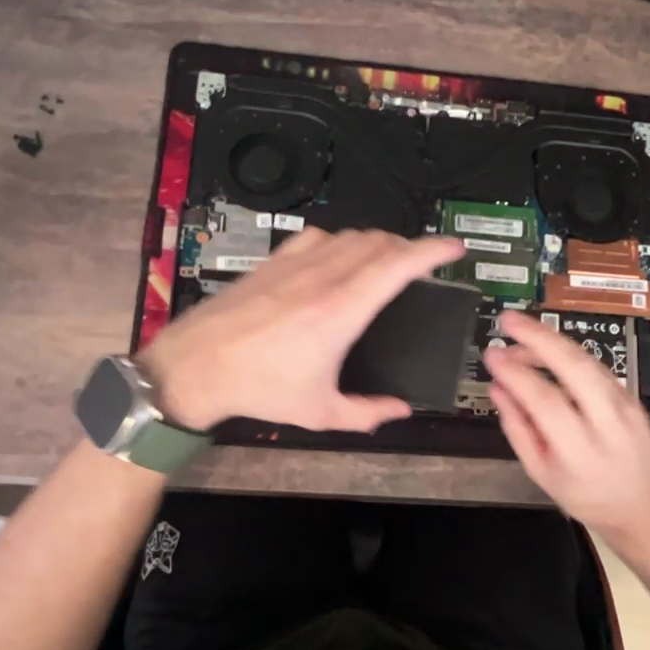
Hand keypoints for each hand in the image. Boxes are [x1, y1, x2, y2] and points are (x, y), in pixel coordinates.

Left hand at [138, 227, 464, 432]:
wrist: (195, 367)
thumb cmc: (258, 389)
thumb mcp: (319, 412)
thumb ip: (367, 412)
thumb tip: (401, 409)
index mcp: (340, 312)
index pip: (396, 264)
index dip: (432, 250)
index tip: (453, 247)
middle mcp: (321, 279)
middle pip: (379, 242)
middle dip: (410, 247)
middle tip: (425, 263)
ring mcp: (294, 265)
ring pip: (350, 236)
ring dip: (378, 242)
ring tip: (389, 259)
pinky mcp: (273, 262)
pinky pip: (317, 237)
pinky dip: (340, 241)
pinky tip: (340, 257)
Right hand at [483, 311, 649, 550]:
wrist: (641, 508)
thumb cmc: (584, 495)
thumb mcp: (541, 473)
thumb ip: (518, 429)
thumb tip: (497, 388)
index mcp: (581, 451)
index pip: (546, 401)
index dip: (516, 375)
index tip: (491, 355)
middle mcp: (609, 423)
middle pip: (575, 367)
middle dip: (539, 337)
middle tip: (507, 319)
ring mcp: (626, 406)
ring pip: (588, 360)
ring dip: (551, 342)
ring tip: (519, 334)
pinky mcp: (633, 397)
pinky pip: (596, 367)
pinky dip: (568, 355)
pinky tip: (546, 352)